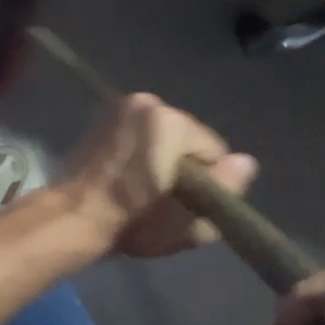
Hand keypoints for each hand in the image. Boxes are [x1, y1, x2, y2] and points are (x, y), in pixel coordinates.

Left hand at [54, 92, 258, 257]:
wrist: (76, 213)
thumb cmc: (134, 222)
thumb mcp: (188, 221)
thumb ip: (224, 188)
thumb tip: (247, 162)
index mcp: (169, 122)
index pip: (214, 150)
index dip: (209, 180)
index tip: (188, 201)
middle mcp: (148, 102)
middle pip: (189, 135)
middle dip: (185, 161)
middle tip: (168, 193)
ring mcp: (124, 102)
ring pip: (166, 130)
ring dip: (165, 151)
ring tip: (148, 181)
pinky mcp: (107, 109)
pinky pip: (143, 126)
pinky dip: (144, 142)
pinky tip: (132, 167)